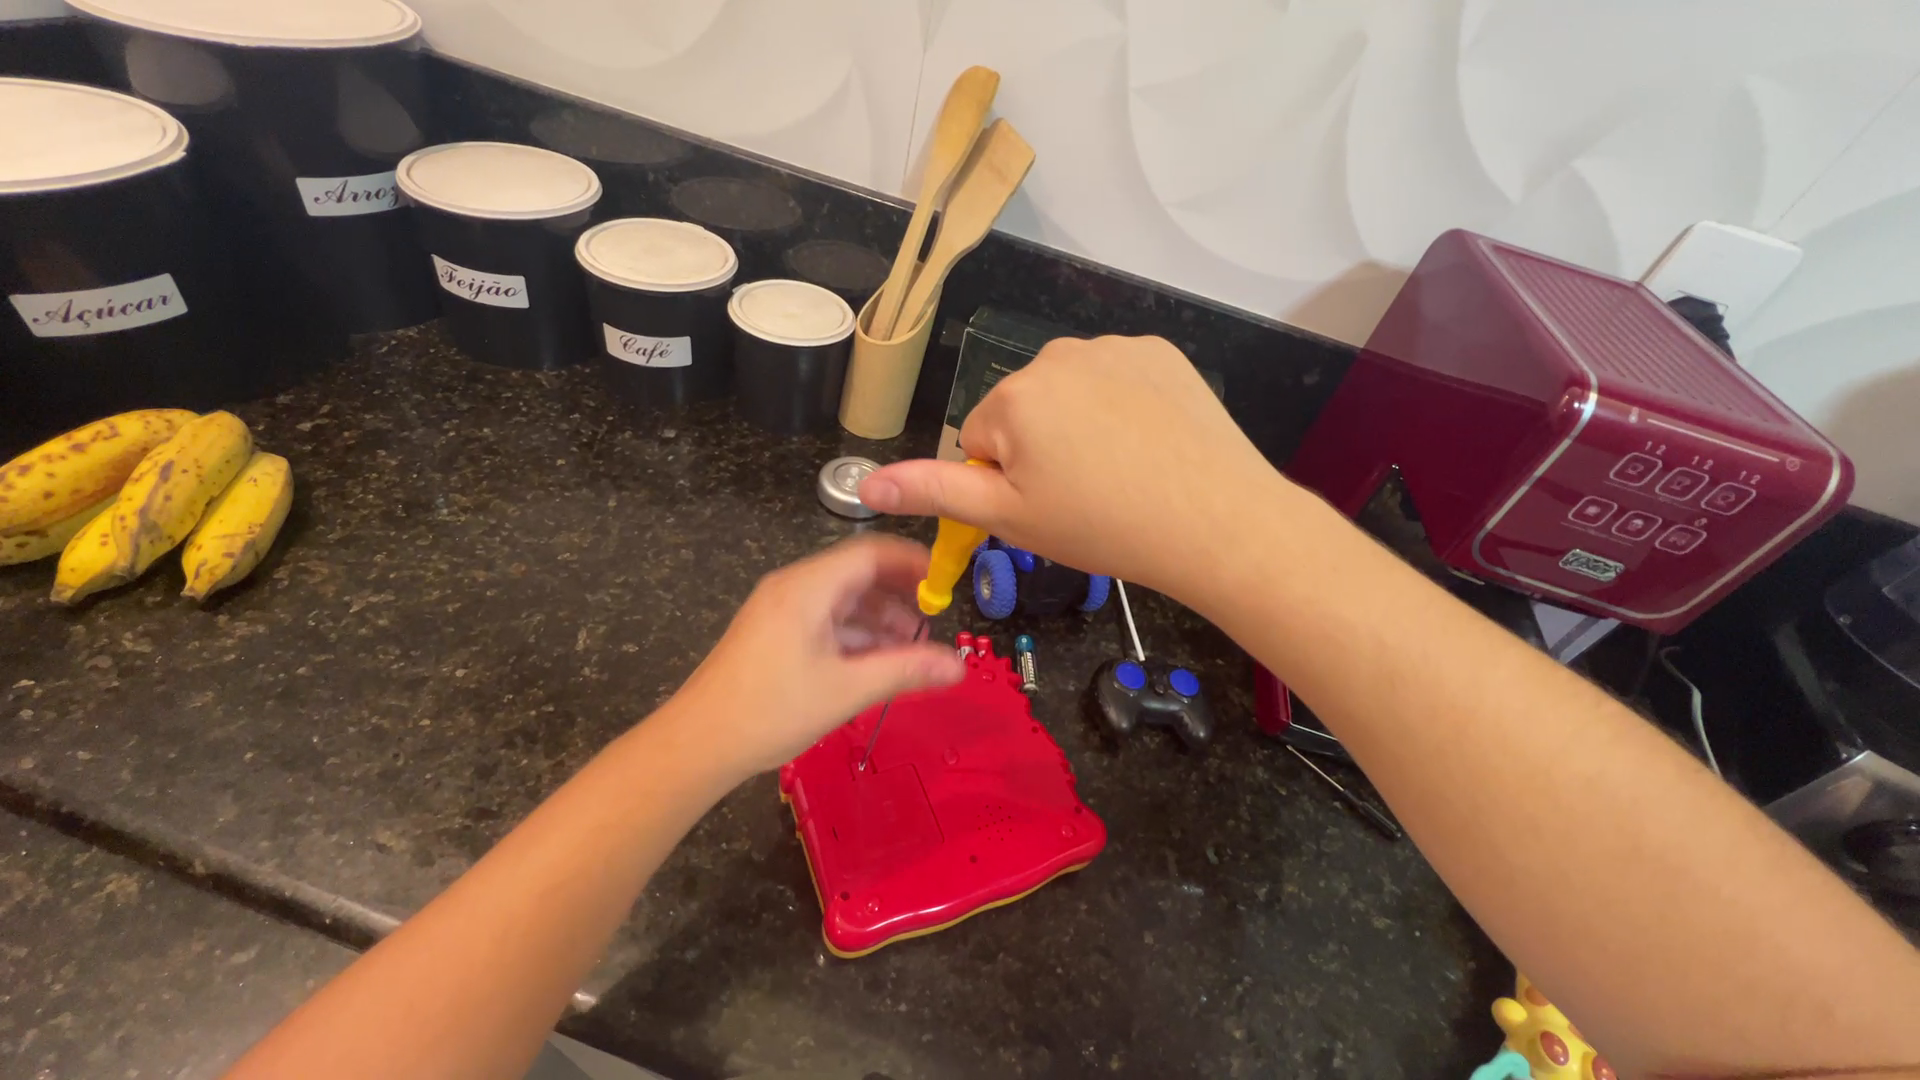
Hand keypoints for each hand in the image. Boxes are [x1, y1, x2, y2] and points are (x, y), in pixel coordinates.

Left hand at [669, 535, 966, 779]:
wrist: (697, 744)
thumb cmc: (771, 710)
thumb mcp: (847, 690)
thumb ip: (906, 672)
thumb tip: (959, 666)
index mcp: (809, 587)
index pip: (872, 552)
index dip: (913, 562)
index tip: (947, 585)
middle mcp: (794, 587)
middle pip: (858, 574)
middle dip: (900, 597)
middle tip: (935, 625)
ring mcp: (781, 609)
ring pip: (843, 600)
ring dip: (880, 620)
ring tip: (913, 650)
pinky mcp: (774, 632)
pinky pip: (826, 619)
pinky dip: (856, 634)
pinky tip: (877, 662)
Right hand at [857, 335, 1293, 603]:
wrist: (1216, 521)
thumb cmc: (1104, 526)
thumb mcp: (1009, 518)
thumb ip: (933, 492)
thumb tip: (866, 483)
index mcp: (1013, 397)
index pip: (981, 439)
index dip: (1007, 480)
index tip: (1048, 505)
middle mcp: (1056, 355)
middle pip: (1024, 409)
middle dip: (1040, 448)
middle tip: (1086, 493)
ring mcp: (1113, 347)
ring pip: (1070, 394)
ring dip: (1080, 426)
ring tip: (1122, 472)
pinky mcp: (1159, 351)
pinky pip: (1116, 379)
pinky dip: (1123, 406)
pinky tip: (1150, 443)